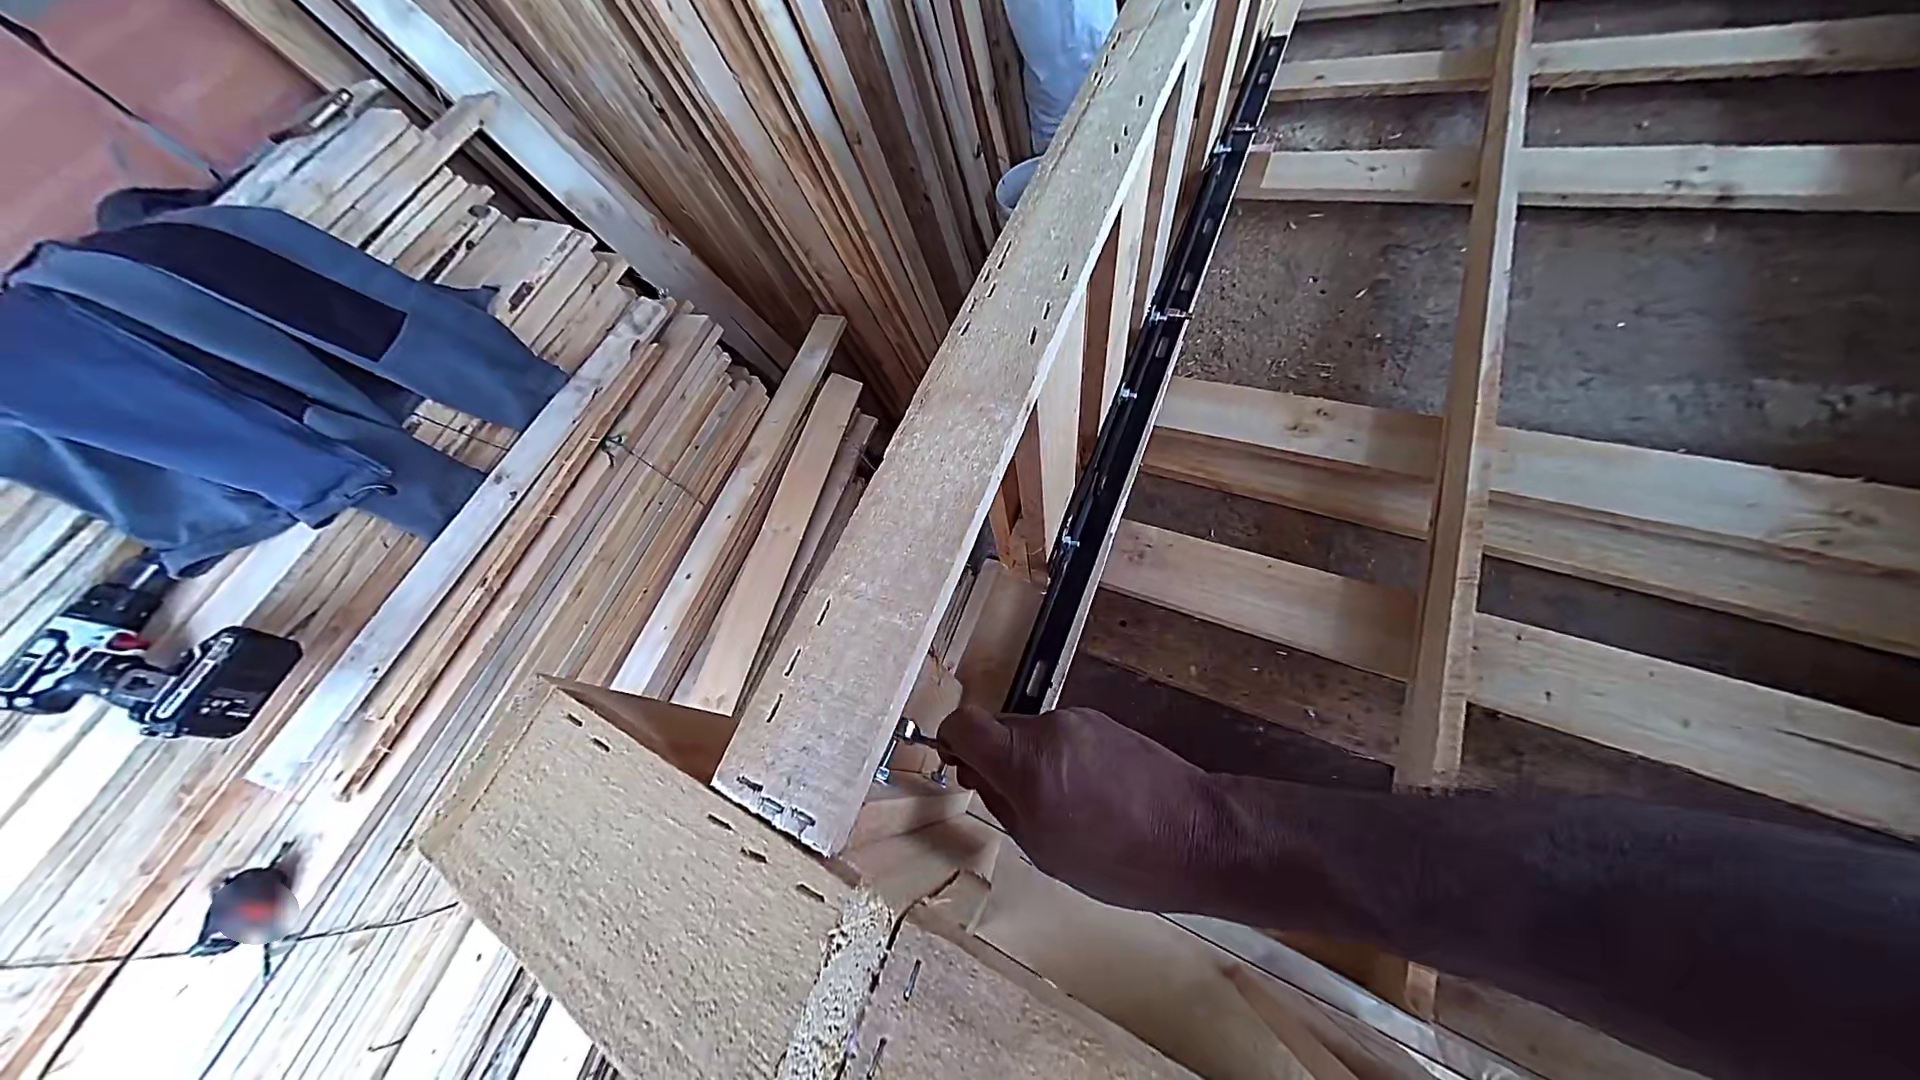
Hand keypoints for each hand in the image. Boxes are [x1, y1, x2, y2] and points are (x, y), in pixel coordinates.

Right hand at [936, 705, 1220, 911]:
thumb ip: (1000, 801)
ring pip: (1029, 733)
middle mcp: (1049, 729)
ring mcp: (1078, 720)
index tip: (955, 760)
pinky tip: (1086, 793)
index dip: (950, 739)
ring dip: (1028, 761)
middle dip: (994, 758)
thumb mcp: (1043, 847)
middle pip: (997, 728)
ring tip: (1061, 804)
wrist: (1198, 835)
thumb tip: (973, 770)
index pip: (963, 723)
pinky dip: (1057, 758)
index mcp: (1027, 763)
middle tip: (1013, 800)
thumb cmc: (1120, 859)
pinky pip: (1059, 734)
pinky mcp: (1101, 720)